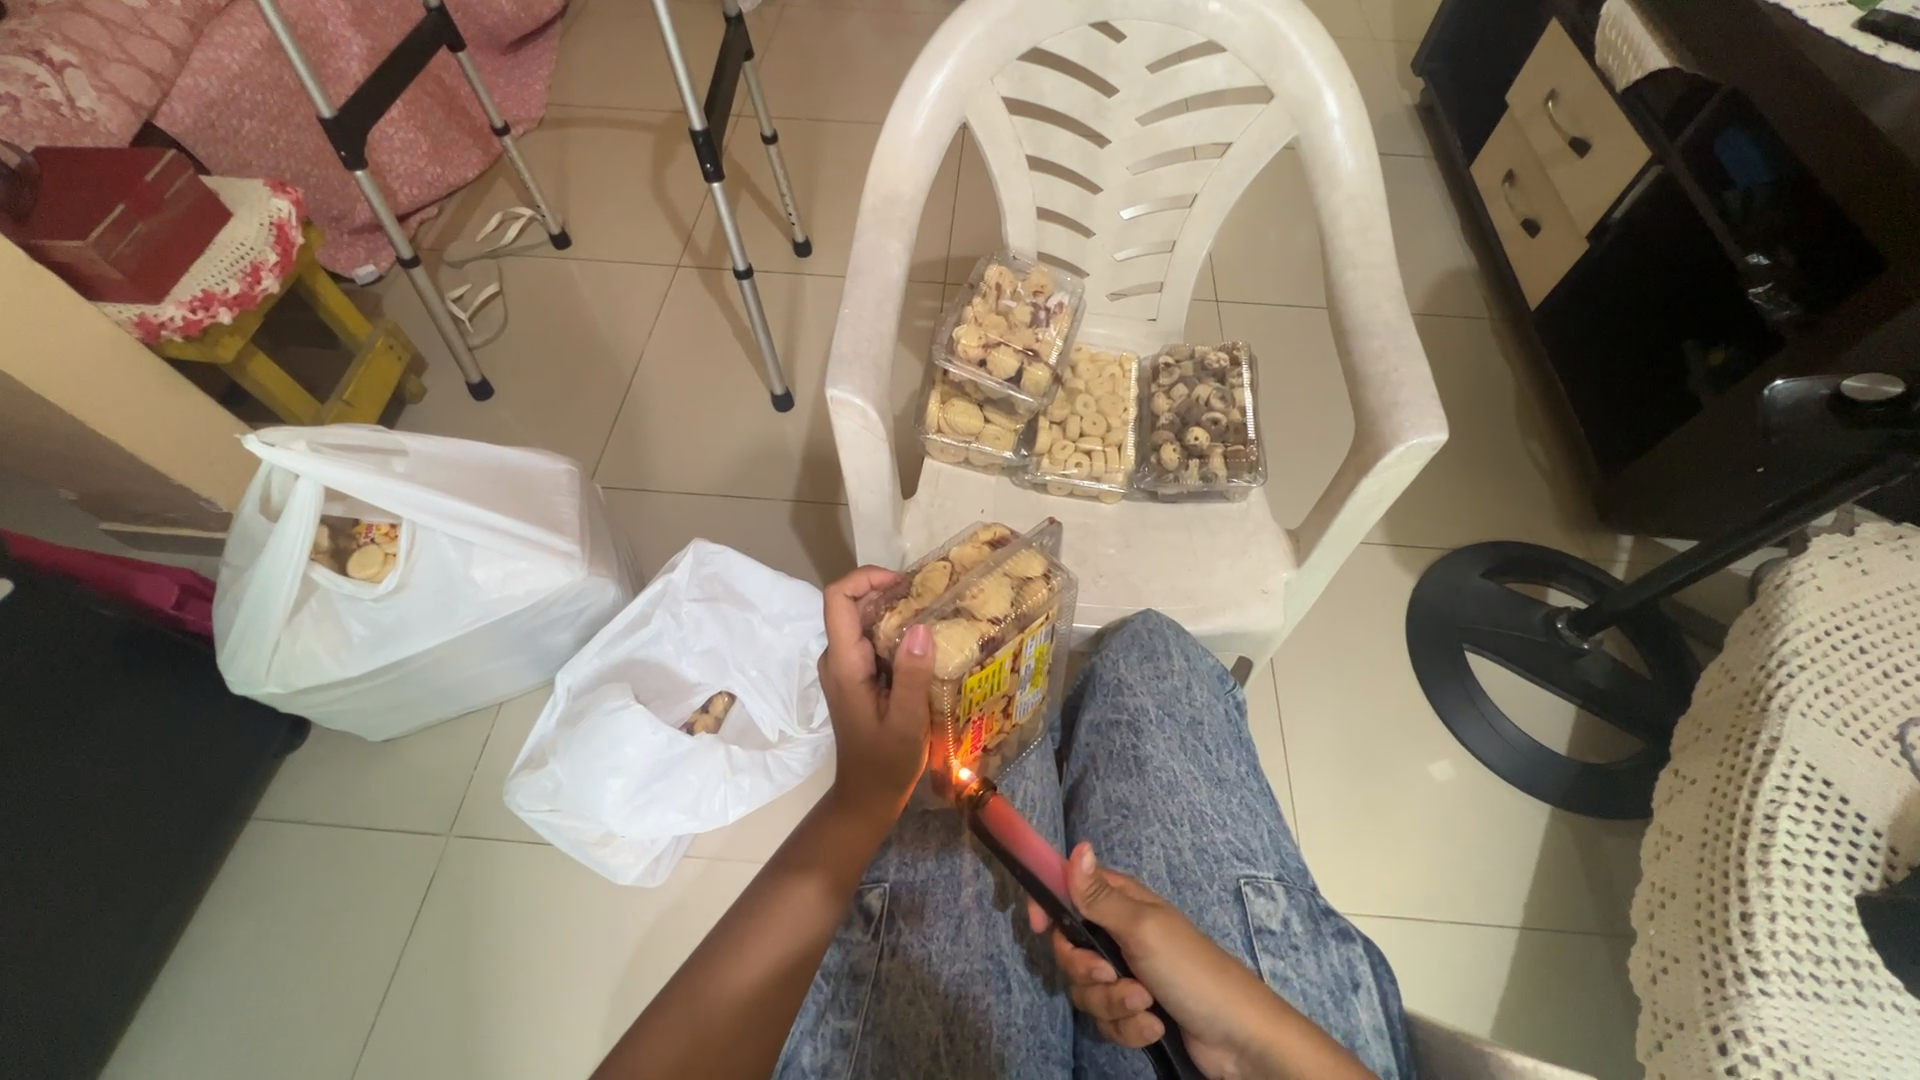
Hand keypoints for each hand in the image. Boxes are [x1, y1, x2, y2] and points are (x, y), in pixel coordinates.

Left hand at [817, 566, 935, 822]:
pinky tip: (926, 640)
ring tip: (935, 612)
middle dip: (888, 590)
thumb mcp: (906, 722)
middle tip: (931, 596)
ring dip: (894, 609)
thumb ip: (911, 676)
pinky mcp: (857, 676)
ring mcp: (845, 667)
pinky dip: (895, 630)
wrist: (867, 796)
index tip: (904, 583)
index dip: (866, 578)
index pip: (838, 600)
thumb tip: (920, 627)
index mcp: (844, 664)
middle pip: (852, 604)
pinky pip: (871, 639)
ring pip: (863, 620)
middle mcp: (837, 658)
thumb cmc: (886, 763)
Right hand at [1029, 844, 1291, 1079]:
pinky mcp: (1134, 1009)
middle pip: (1070, 948)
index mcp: (1120, 901)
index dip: (1048, 905)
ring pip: (1086, 989)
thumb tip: (1077, 846)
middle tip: (1112, 975)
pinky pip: (1106, 1020)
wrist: (1237, 1037)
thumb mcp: (1141, 928)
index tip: (1037, 925)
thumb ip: (1099, 895)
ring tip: (1146, 1004)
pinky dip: (1128, 1026)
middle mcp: (1118, 933)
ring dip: (1114, 1004)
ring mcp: (1126, 973)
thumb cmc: (1190, 969)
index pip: (1068, 889)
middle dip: (1086, 970)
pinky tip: (1154, 1026)